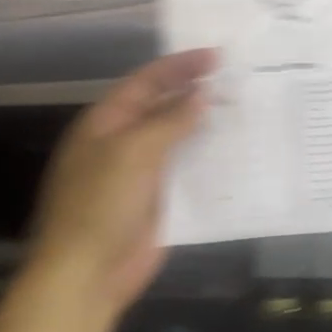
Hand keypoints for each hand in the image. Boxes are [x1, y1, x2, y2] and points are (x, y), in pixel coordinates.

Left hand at [28, 49, 216, 317]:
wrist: (86, 274)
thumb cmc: (101, 203)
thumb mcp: (135, 151)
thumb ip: (171, 120)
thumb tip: (202, 95)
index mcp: (104, 123)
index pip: (145, 82)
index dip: (179, 66)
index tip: (216, 56)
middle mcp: (122, 142)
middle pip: (162, 107)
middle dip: (195, 93)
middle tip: (237, 80)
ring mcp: (140, 173)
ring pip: (178, 139)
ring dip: (206, 126)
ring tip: (244, 110)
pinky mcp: (159, 201)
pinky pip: (187, 172)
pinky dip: (210, 160)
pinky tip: (238, 153)